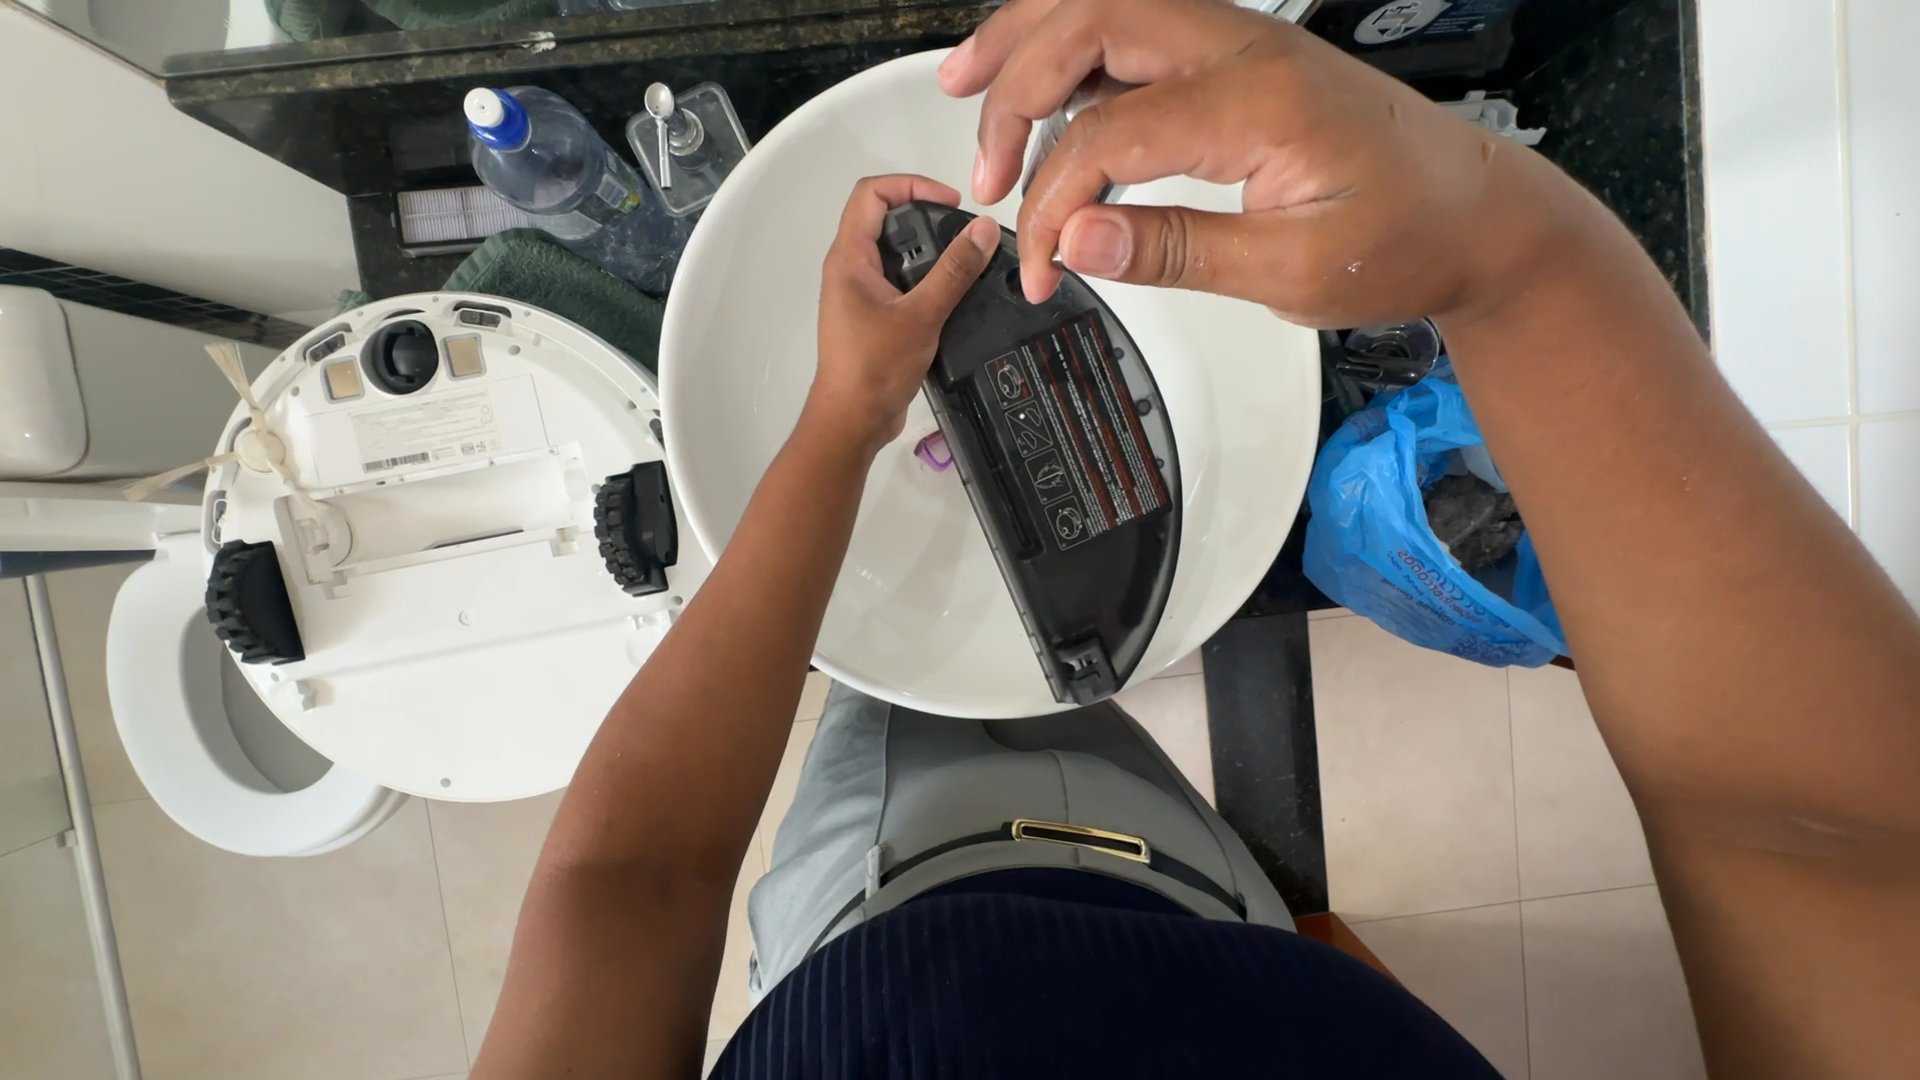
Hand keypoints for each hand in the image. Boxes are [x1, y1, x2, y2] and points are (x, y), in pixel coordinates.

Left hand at [807, 175, 999, 452]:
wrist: (853, 421)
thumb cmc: (876, 367)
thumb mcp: (920, 315)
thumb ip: (954, 272)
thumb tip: (983, 229)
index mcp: (849, 258)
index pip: (872, 194)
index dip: (912, 185)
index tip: (950, 203)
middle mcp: (850, 270)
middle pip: (885, 221)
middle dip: (926, 219)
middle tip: (965, 235)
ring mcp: (861, 297)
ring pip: (896, 257)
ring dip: (930, 255)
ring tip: (967, 265)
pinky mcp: (874, 321)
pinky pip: (901, 287)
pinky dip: (927, 284)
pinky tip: (956, 298)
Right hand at [937, 0, 1583, 327]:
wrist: (1471, 215)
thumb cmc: (1399, 239)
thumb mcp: (1288, 269)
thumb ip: (1176, 250)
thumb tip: (1080, 238)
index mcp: (1255, 98)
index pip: (1106, 136)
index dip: (1054, 205)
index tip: (1041, 265)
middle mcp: (1240, 48)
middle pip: (1087, 26)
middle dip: (1013, 98)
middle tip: (984, 175)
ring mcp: (1236, 44)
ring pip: (1103, 7)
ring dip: (1025, 42)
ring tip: (968, 85)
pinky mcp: (1233, 61)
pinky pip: (1131, 33)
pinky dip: (1069, 52)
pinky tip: (1042, 83)